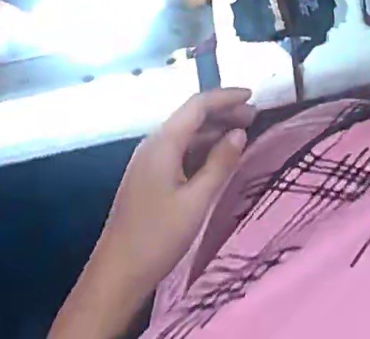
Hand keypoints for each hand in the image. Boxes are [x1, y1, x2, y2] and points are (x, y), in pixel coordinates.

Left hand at [53, 90, 255, 338]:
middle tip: (254, 116)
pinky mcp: (149, 176)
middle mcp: (154, 143)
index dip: (226, 97)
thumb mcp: (196, 202)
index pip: (198, 104)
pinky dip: (202, 147)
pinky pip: (179, 149)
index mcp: (163, 142)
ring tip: (242, 134)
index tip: (252, 95)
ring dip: (214, 129)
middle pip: (192, 115)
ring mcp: (149, 160)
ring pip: (186, 133)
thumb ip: (220, 163)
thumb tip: (240, 133)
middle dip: (223, 111)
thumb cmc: (157, 238)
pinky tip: (218, 157)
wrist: (115, 275)